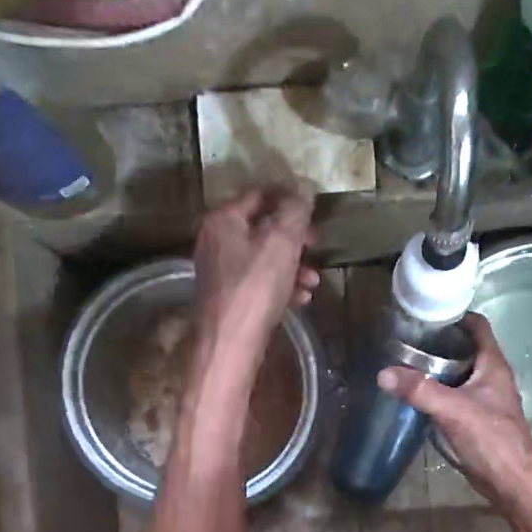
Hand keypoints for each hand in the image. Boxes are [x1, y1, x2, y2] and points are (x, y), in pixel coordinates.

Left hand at [192, 187, 319, 375]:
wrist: (230, 344)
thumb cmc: (255, 288)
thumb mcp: (282, 242)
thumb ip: (295, 211)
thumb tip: (303, 187)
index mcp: (222, 220)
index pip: (259, 195)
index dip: (289, 199)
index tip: (314, 210)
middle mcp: (215, 241)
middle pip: (261, 227)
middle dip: (293, 237)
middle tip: (316, 244)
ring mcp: (220, 271)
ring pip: (263, 258)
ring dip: (292, 265)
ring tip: (314, 280)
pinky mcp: (228, 298)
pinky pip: (258, 282)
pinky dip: (281, 286)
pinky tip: (301, 298)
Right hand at [377, 313, 531, 502]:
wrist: (511, 482)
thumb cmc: (490, 439)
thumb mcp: (452, 410)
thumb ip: (419, 390)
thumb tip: (383, 374)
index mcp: (493, 365)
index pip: (478, 326)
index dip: (456, 315)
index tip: (428, 313)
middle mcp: (492, 377)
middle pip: (466, 348)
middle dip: (440, 341)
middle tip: (408, 338)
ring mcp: (486, 398)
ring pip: (460, 372)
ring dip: (438, 366)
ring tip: (407, 362)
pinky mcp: (477, 418)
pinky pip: (456, 394)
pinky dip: (439, 388)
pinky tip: (418, 395)